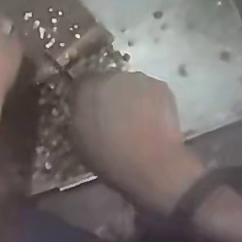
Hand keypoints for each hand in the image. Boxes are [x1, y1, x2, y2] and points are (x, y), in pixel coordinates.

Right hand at [71, 72, 206, 213]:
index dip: (86, 100)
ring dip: (131, 99)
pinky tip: (153, 121)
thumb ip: (79, 118)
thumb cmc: (110, 158)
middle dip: (109, 97)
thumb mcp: (79, 141)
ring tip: (137, 122)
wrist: (152, 164)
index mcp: (86, 89)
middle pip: (108, 82)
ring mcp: (139, 79)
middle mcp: (112, 76)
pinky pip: (151, 92)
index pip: (81, 85)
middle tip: (115, 119)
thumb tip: (84, 113)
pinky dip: (150, 103)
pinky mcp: (162, 87)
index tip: (91, 114)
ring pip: (131, 86)